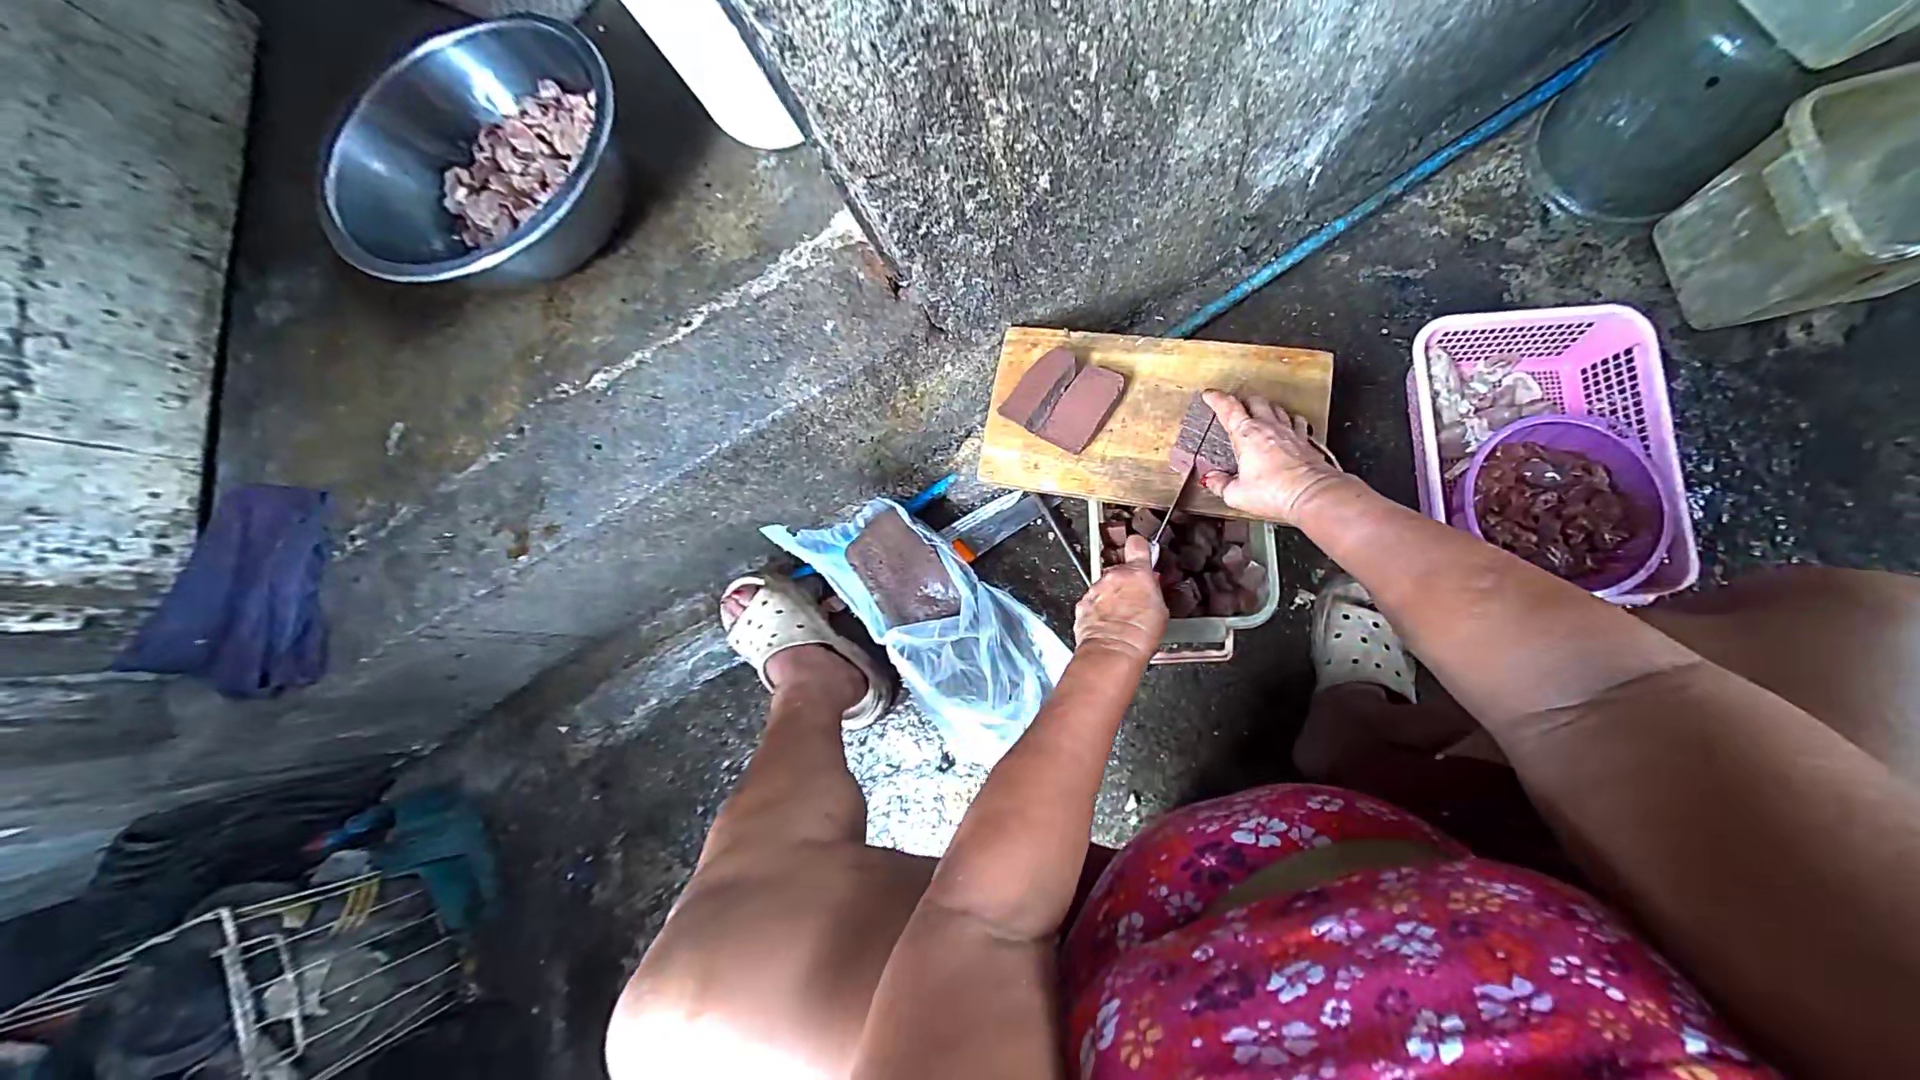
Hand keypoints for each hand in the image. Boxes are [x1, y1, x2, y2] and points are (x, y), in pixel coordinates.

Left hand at [1074, 535, 1166, 661]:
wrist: (1113, 651)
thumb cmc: (1140, 634)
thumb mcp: (1161, 610)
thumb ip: (1153, 590)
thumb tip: (1151, 583)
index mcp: (1137, 573)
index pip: (1137, 545)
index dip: (1138, 545)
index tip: (1139, 547)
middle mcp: (1113, 577)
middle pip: (1119, 572)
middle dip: (1125, 583)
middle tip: (1134, 600)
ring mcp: (1096, 590)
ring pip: (1104, 588)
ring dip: (1111, 597)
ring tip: (1121, 617)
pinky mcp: (1083, 604)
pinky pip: (1092, 602)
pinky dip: (1098, 609)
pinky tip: (1108, 623)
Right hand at [1200, 390, 1354, 525]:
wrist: (1311, 494)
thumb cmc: (1274, 492)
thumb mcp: (1236, 494)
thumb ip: (1221, 484)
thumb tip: (1212, 479)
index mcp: (1246, 435)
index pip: (1228, 408)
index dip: (1216, 399)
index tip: (1210, 394)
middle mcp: (1269, 427)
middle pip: (1255, 401)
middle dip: (1243, 401)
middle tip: (1236, 406)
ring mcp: (1290, 432)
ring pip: (1277, 408)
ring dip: (1267, 408)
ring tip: (1260, 412)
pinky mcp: (1306, 442)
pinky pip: (1298, 422)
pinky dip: (1290, 420)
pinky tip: (1289, 425)